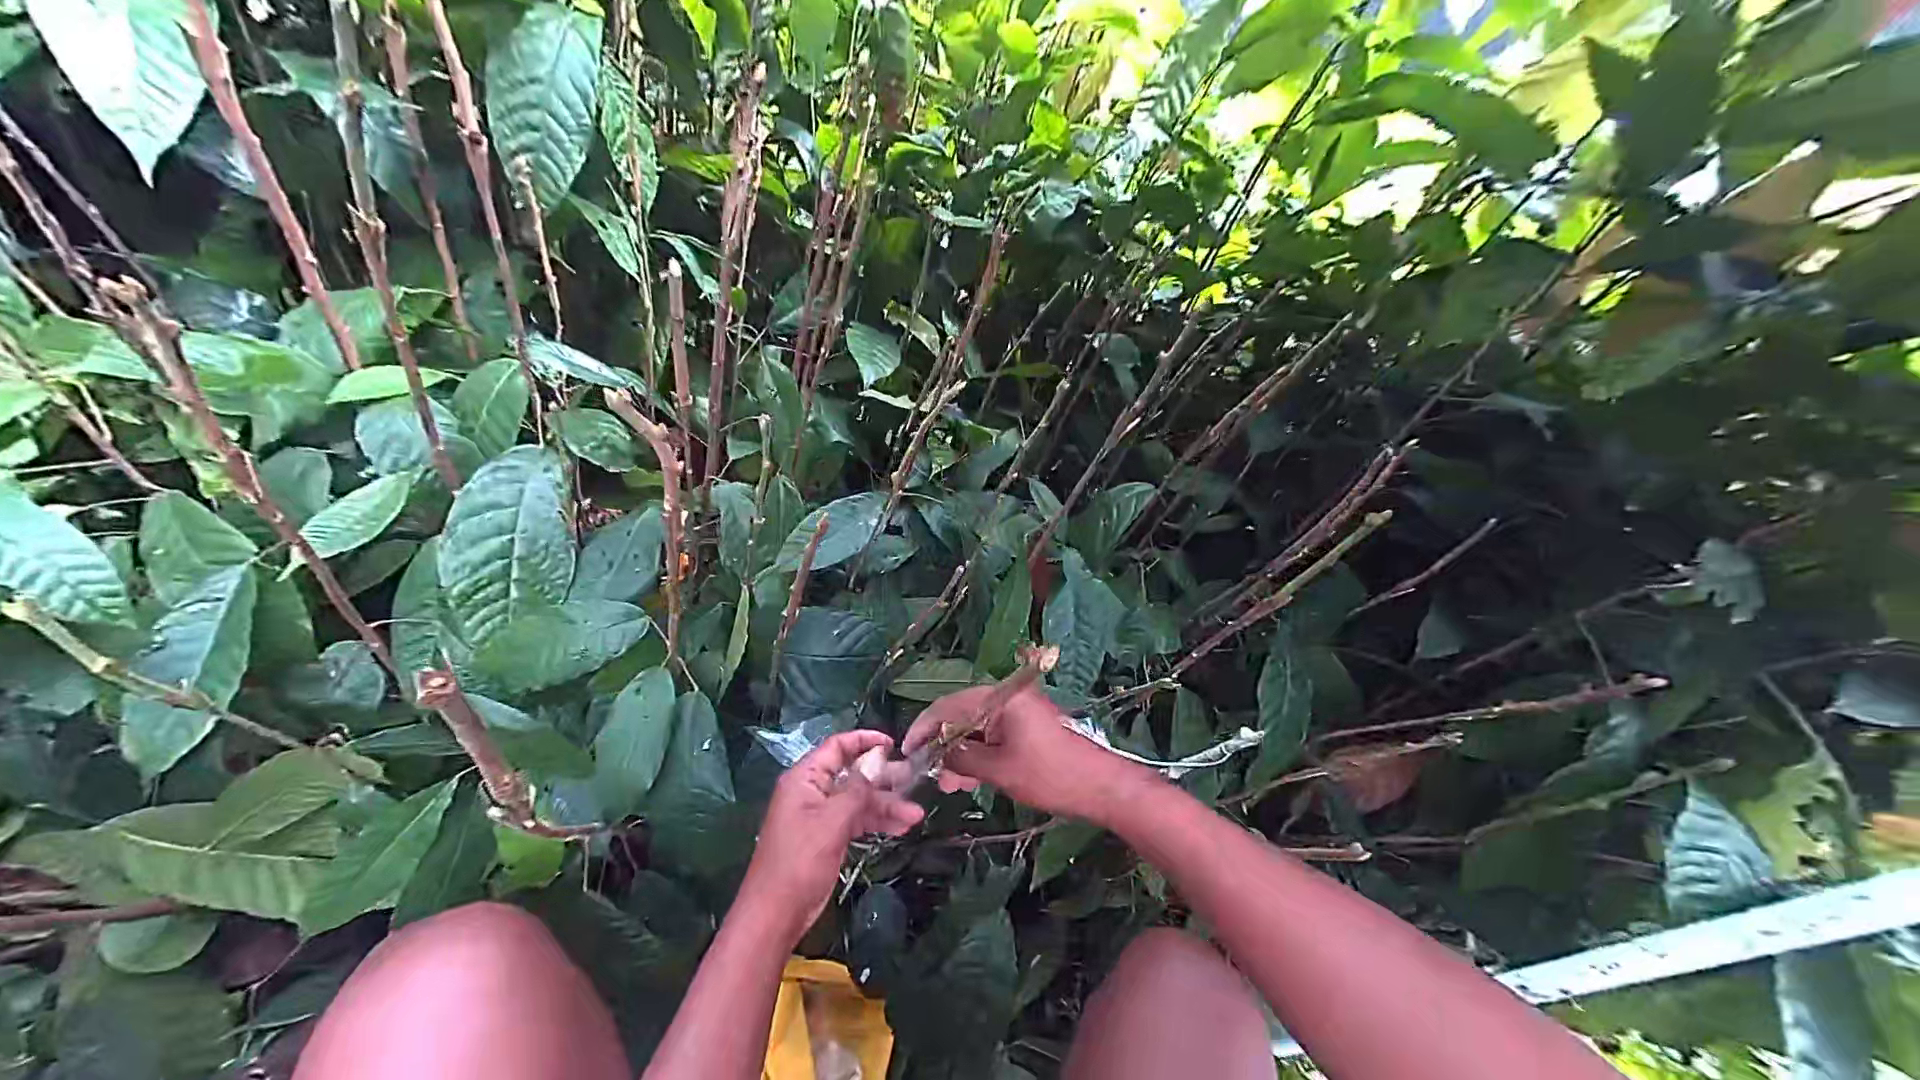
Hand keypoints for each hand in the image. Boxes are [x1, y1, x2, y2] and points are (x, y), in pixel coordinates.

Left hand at [736, 731, 924, 943]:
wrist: (776, 914)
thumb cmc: (799, 861)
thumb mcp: (832, 821)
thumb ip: (857, 790)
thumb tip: (876, 762)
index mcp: (805, 779)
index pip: (837, 746)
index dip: (864, 740)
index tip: (893, 744)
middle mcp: (813, 791)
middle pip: (853, 774)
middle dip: (883, 779)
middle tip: (913, 779)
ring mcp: (821, 815)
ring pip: (859, 800)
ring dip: (886, 806)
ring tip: (916, 815)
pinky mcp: (828, 836)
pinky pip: (856, 820)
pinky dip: (876, 823)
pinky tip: (901, 828)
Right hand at [903, 684, 1157, 826]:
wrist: (1103, 786)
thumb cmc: (1050, 776)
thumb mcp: (999, 770)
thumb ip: (962, 758)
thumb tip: (936, 755)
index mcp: (1000, 697)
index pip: (948, 706)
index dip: (924, 729)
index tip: (907, 753)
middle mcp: (1008, 695)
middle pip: (961, 714)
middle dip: (943, 745)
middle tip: (932, 775)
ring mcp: (1019, 708)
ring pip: (976, 726)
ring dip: (961, 752)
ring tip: (953, 785)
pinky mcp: (1028, 723)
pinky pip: (994, 732)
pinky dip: (980, 752)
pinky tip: (971, 776)